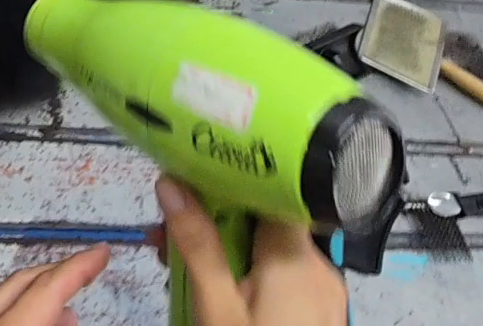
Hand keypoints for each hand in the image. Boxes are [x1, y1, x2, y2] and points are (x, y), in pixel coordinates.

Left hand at [0, 244, 111, 325]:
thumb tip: (70, 315)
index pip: (47, 288)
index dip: (79, 267)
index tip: (101, 250)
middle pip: (23, 282)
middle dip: (59, 273)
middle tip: (89, 270)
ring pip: (5, 297)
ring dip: (39, 296)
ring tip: (69, 308)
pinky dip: (18, 312)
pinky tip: (33, 322)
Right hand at [155, 177, 347, 325]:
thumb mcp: (216, 308)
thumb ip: (196, 243)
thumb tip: (169, 180)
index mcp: (297, 259)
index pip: (269, 190)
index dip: (227, 174)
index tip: (185, 172)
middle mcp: (317, 270)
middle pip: (258, 219)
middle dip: (207, 217)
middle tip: (162, 231)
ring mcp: (320, 295)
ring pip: (261, 247)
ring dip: (216, 245)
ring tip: (172, 263)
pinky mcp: (314, 314)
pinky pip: (272, 274)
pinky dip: (237, 270)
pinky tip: (206, 286)